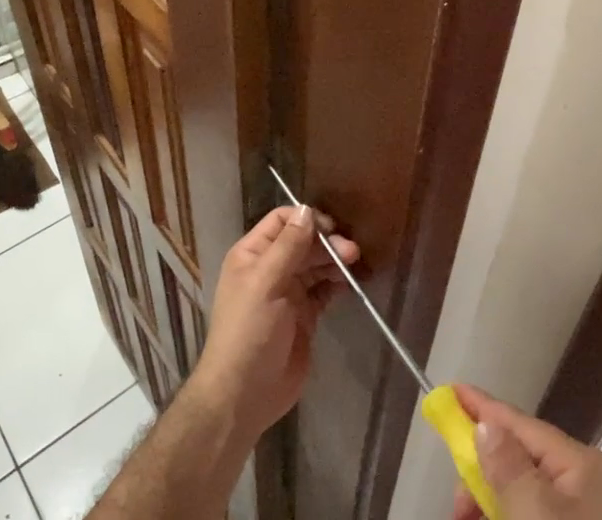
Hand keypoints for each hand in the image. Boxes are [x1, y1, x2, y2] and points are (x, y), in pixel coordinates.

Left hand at [185, 205, 359, 440]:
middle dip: (327, 242)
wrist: (246, 392)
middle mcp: (270, 269)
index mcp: (252, 255)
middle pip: (303, 243)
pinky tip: (352, 282)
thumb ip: (288, 247)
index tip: (331, 229)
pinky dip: (337, 283)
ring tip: (355, 264)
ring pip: (316, 265)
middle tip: (352, 252)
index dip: (306, 220)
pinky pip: (323, 290)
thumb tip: (306, 210)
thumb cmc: (249, 331)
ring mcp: (288, 293)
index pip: (281, 222)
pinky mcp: (304, 316)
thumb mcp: (265, 283)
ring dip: (335, 261)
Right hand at [450, 385, 601, 519]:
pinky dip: (511, 517)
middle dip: (481, 479)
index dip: (481, 406)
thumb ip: (507, 465)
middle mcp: (587, 484)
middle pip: (520, 462)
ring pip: (525, 496)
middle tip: (456, 510)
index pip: (521, 423)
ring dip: (492, 506)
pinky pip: (536, 517)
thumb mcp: (534, 512)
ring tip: (467, 519)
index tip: (449, 392)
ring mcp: (587, 515)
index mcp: (580, 464)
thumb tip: (487, 424)